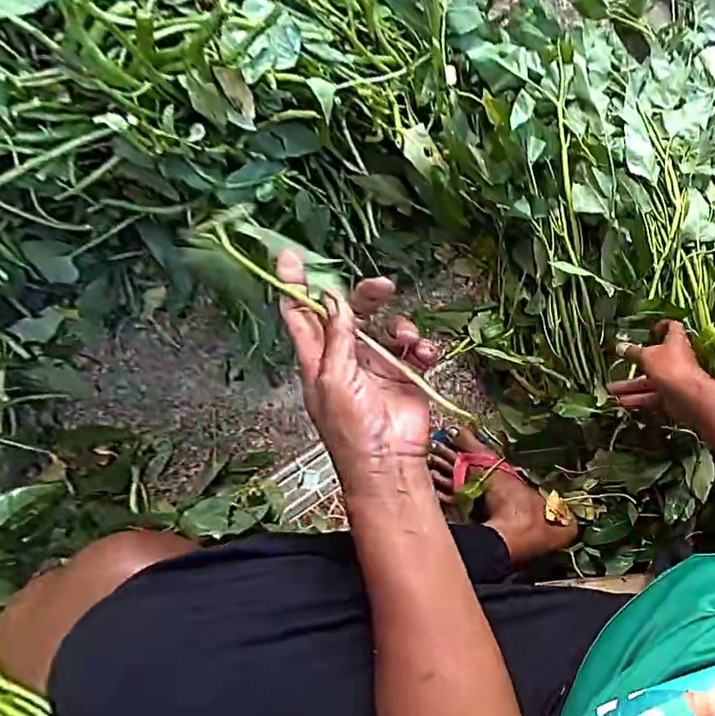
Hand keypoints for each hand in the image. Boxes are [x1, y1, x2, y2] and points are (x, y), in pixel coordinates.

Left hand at [276, 250, 439, 486]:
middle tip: (381, 286)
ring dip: (401, 328)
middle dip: (365, 297)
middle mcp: (348, 357)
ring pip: (389, 329)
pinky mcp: (409, 375)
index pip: (300, 314)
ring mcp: (380, 365)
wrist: (388, 459)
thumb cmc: (351, 428)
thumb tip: (334, 300)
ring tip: (410, 340)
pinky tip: (425, 354)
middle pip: (352, 313)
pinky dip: (424, 348)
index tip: (289, 257)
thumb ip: (337, 338)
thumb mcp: (333, 378)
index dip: (294, 285)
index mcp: (318, 358)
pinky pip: (418, 351)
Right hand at [607, 320, 714, 424]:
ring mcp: (673, 378)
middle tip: (617, 366)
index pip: (672, 328)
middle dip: (634, 364)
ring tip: (610, 391)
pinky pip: (651, 396)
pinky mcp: (670, 396)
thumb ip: (634, 352)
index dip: (662, 326)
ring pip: (649, 381)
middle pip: (654, 359)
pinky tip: (622, 402)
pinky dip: (638, 398)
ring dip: (630, 386)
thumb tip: (620, 347)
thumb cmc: (670, 367)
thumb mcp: (647, 356)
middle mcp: (676, 359)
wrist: (689, 397)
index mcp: (675, 341)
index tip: (650, 330)